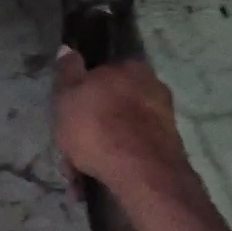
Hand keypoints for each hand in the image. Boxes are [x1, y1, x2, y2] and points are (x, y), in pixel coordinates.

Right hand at [53, 49, 192, 190]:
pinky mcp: (164, 147)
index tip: (67, 120)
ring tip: (79, 178)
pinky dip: (113, 163)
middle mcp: (151, 87)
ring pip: (118, 133)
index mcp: (129, 68)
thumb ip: (67, 73)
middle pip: (110, 108)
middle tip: (70, 155)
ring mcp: (161, 119)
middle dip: (88, 131)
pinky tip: (96, 181)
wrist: (139, 169)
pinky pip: (130, 152)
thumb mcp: (68, 96)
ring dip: (97, 152)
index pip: (100, 76)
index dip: (80, 99)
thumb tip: (67, 49)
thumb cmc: (97, 127)